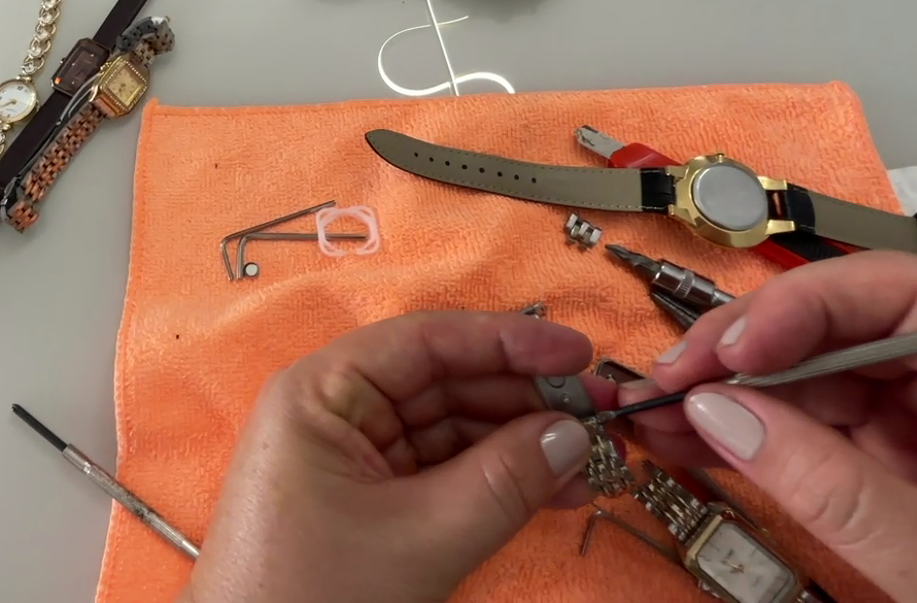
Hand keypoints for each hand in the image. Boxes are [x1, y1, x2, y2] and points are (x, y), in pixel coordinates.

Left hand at [178, 311, 610, 602]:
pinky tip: (556, 487)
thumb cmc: (314, 596)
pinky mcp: (370, 496)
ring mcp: (354, 452)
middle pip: (440, 380)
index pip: (422, 341)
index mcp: (322, 388)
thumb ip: (501, 482)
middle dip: (521, 395)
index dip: (503, 339)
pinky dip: (496, 478)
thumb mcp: (417, 539)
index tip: (576, 349)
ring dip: (518, 440)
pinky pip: (441, 469)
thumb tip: (571, 433)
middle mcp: (336, 406)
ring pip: (448, 426)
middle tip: (602, 409)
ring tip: (593, 456)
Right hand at [622, 251, 916, 601]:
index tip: (738, 350)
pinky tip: (684, 436)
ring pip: (805, 379)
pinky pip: (801, 432)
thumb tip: (718, 414)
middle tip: (667, 380)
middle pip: (838, 331)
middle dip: (741, 351)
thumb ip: (856, 504)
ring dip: (721, 393)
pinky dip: (737, 434)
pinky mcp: (897, 471)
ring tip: (653, 413)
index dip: (810, 304)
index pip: (912, 297)